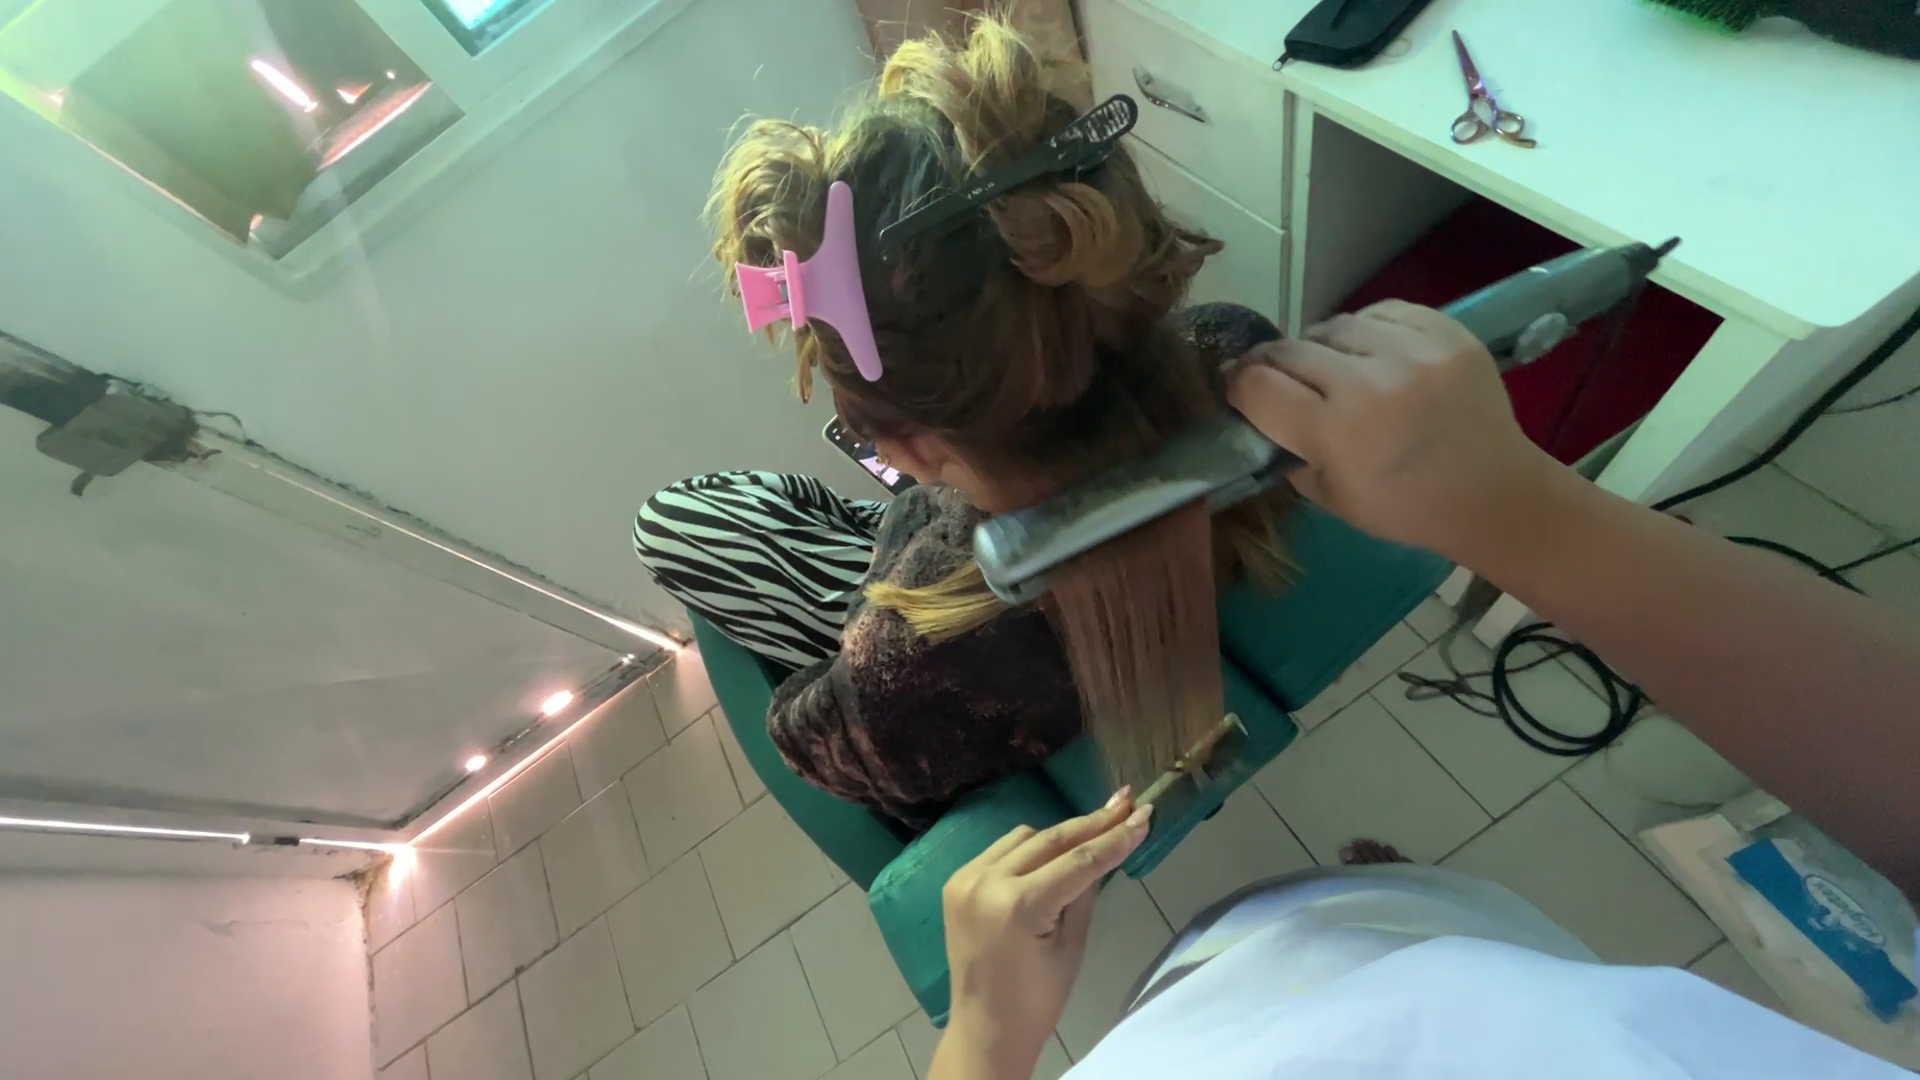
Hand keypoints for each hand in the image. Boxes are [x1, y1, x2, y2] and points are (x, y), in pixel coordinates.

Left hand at [932, 792, 1152, 1077]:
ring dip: (1058, 836)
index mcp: (1019, 906)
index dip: (1114, 837)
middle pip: (1050, 840)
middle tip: (1125, 802)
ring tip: (1093, 832)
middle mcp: (987, 881)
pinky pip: (1000, 850)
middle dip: (1092, 822)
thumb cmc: (1039, 999)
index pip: (1078, 861)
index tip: (1142, 815)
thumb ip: (1086, 891)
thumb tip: (1104, 848)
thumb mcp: (1072, 946)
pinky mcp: (956, 879)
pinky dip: (1028, 849)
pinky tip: (1052, 851)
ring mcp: (966, 877)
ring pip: (1024, 837)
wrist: (986, 1028)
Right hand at [1227, 300, 1557, 559]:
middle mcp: (1370, 382)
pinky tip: (1363, 351)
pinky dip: (1360, 330)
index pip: (1257, 386)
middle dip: (1267, 364)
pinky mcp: (1446, 332)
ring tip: (1320, 365)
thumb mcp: (1325, 496)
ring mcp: (1413, 351)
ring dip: (1314, 346)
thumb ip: (1287, 450)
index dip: (1235, 385)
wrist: (1493, 494)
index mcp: (1335, 431)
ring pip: (1330, 325)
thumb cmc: (1401, 507)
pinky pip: (1379, 312)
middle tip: (1266, 376)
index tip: (1234, 390)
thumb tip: (1260, 413)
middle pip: (1287, 351)